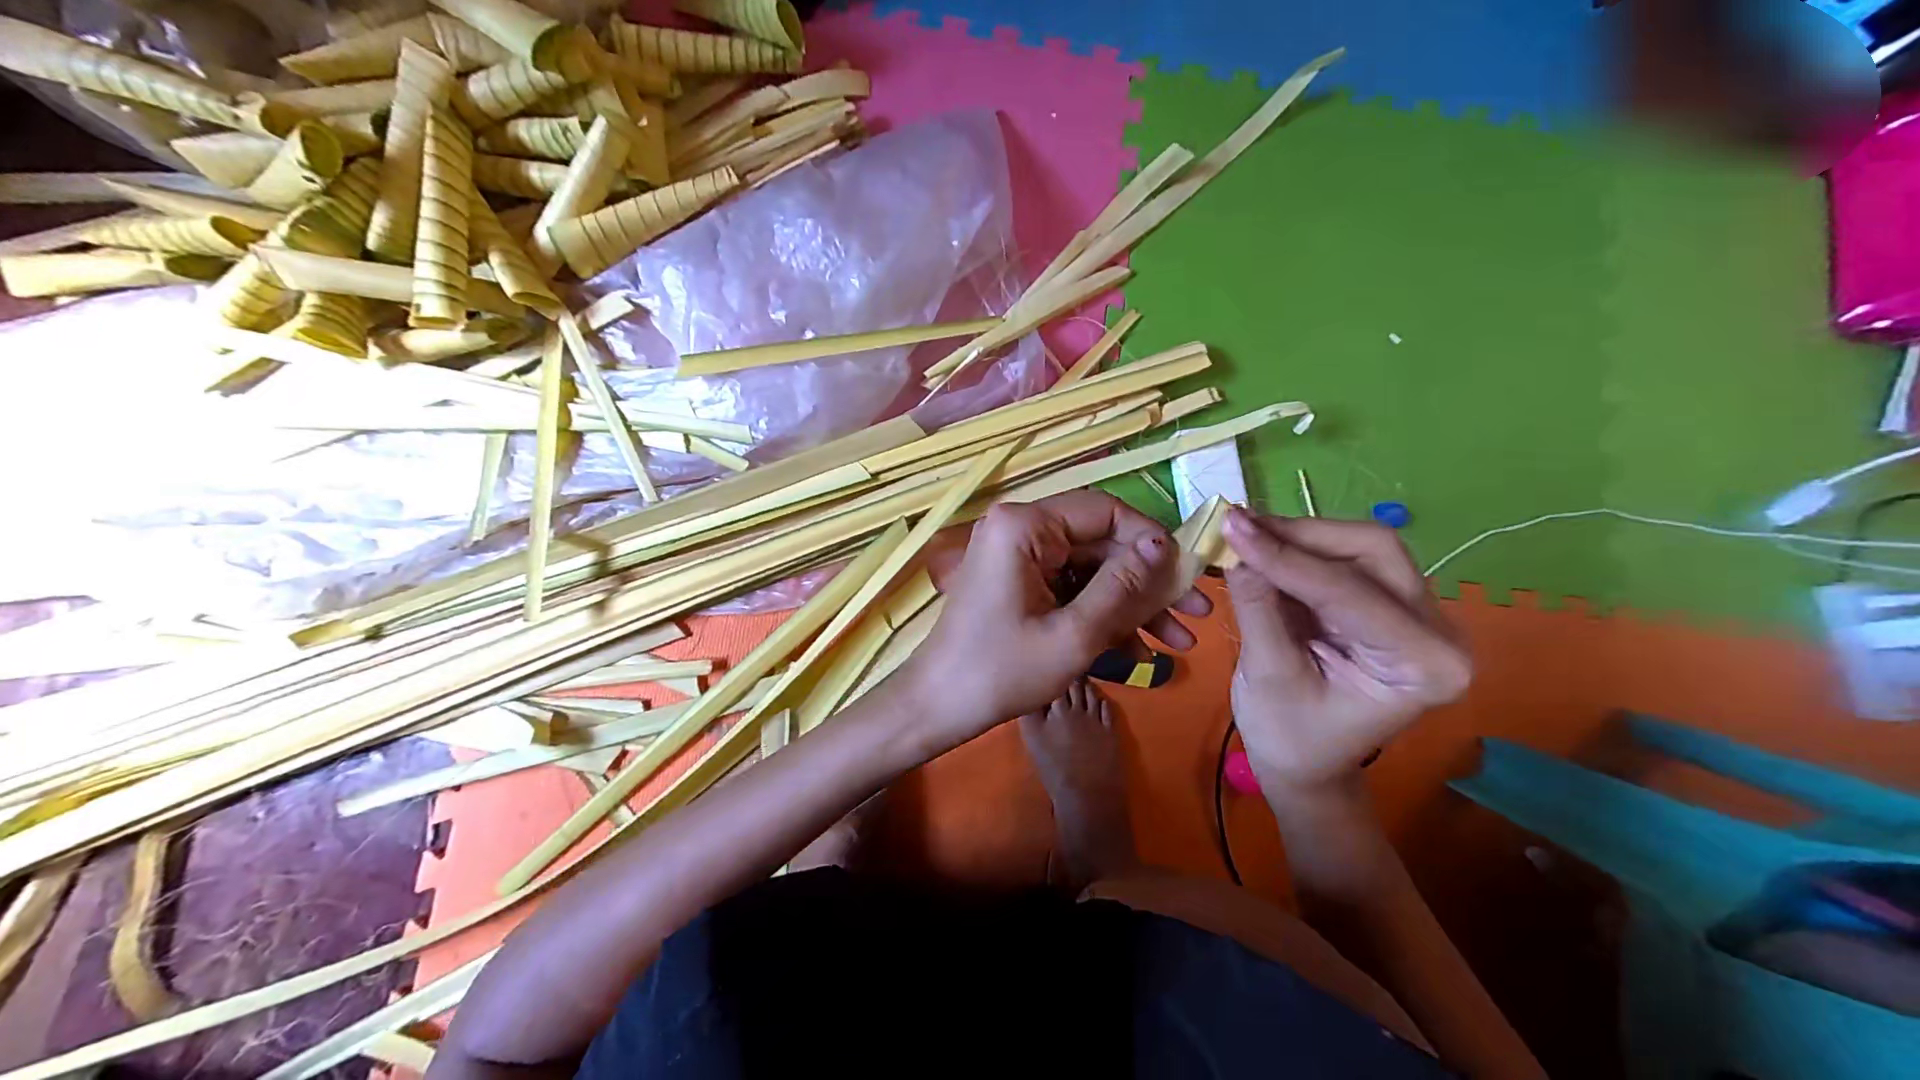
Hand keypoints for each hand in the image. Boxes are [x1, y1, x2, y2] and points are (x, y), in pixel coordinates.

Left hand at [901, 491, 1211, 747]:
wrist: (939, 707)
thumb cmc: (1000, 671)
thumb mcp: (1074, 634)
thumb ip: (1123, 587)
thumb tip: (1165, 547)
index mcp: (1024, 526)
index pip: (1105, 511)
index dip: (1152, 540)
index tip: (1187, 574)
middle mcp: (1019, 529)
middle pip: (1101, 543)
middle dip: (1149, 581)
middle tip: (1196, 613)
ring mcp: (1017, 556)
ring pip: (1092, 570)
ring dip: (1133, 604)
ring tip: (1179, 641)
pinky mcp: (1019, 582)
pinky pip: (1071, 588)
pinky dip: (1102, 614)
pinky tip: (1139, 651)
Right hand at [1222, 509, 1469, 796]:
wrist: (1307, 763)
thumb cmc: (1291, 738)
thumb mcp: (1268, 677)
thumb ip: (1258, 608)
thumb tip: (1237, 545)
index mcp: (1424, 665)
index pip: (1350, 591)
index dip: (1285, 556)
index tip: (1231, 525)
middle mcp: (1436, 631)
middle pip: (1373, 550)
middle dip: (1302, 535)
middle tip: (1241, 526)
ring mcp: (1416, 613)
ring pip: (1361, 546)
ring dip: (1299, 536)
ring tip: (1244, 534)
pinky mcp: (1389, 604)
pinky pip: (1347, 559)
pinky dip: (1299, 550)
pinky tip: (1261, 545)